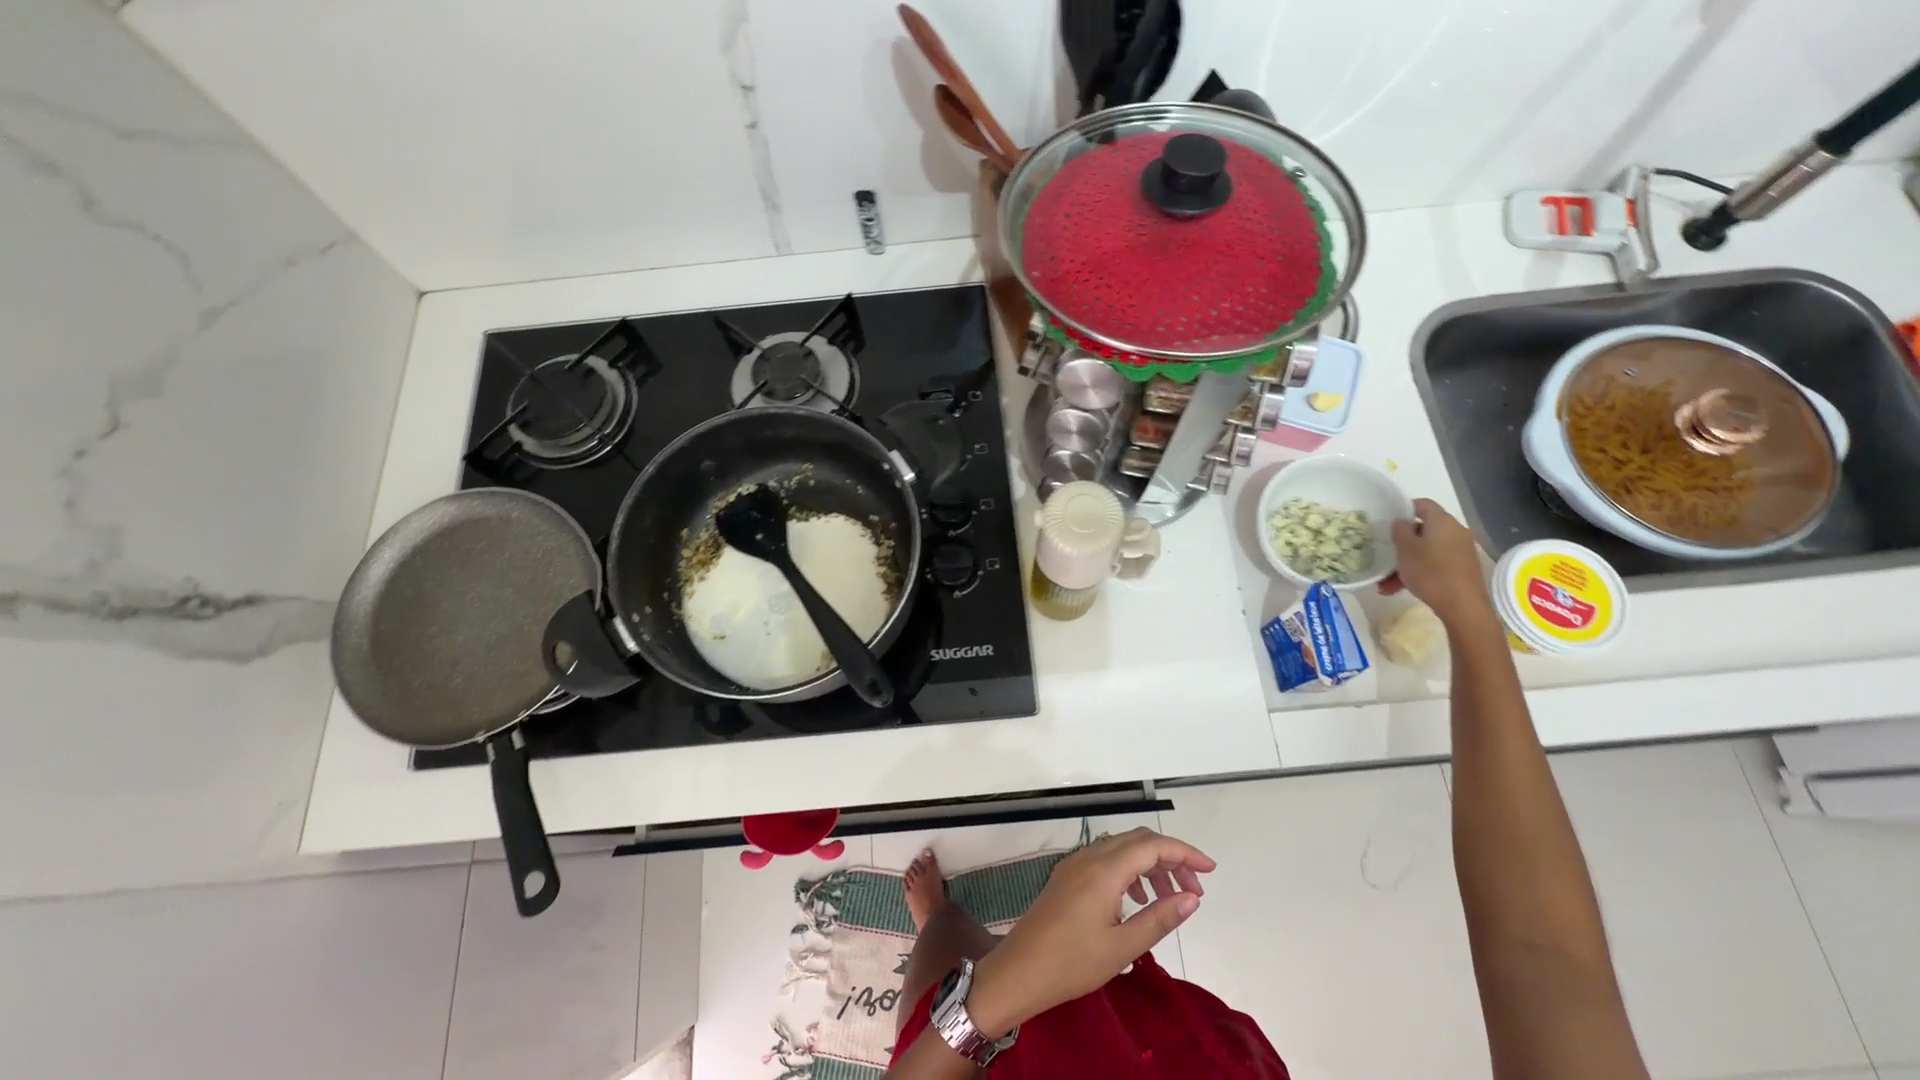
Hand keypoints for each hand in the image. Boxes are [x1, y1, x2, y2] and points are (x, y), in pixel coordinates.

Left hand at [967, 828, 1213, 1035]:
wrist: (1018, 972)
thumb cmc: (1072, 963)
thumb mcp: (1123, 946)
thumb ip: (1159, 918)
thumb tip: (1192, 898)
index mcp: (1104, 870)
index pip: (1152, 845)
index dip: (1184, 853)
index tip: (1210, 871)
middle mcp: (1088, 858)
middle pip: (1137, 840)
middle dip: (1170, 859)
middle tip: (1193, 891)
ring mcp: (1074, 866)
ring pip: (1120, 849)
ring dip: (1149, 865)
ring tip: (1169, 898)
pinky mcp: (1065, 878)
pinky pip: (1104, 860)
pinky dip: (1128, 871)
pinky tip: (1136, 900)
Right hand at [1382, 498, 1495, 628]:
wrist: (1463, 606)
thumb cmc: (1430, 572)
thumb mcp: (1405, 549)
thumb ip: (1399, 531)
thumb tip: (1401, 521)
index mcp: (1442, 521)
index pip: (1422, 504)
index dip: (1403, 509)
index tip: (1386, 521)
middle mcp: (1454, 531)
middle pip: (1423, 530)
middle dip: (1401, 544)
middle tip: (1383, 555)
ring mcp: (1460, 551)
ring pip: (1426, 551)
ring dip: (1405, 563)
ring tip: (1386, 583)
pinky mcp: (1462, 569)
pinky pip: (1435, 564)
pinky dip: (1418, 572)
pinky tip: (1400, 590)